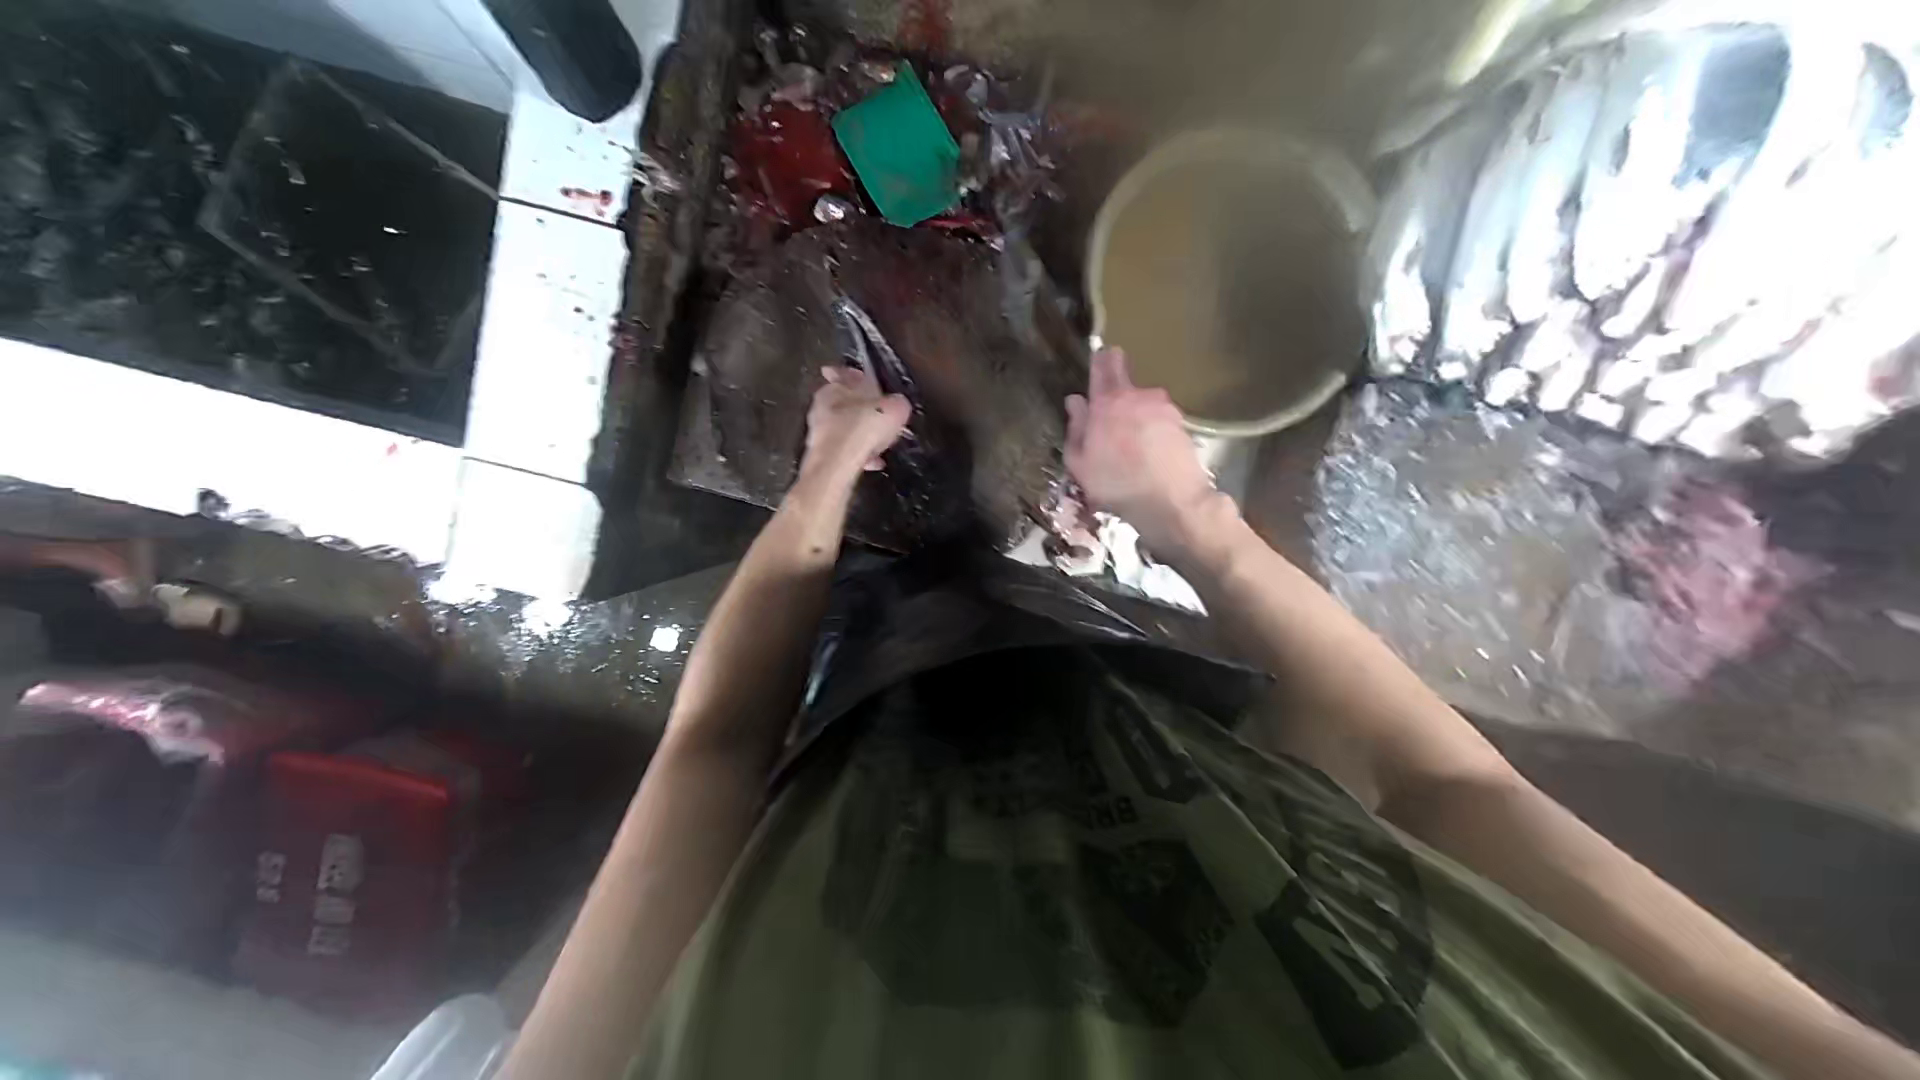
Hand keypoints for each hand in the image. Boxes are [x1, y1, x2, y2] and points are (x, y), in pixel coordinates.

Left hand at [799, 364, 911, 487]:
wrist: (838, 464)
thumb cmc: (864, 426)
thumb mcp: (894, 408)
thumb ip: (897, 403)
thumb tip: (898, 403)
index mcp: (833, 389)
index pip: (845, 376)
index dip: (859, 378)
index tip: (868, 382)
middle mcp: (820, 408)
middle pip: (844, 404)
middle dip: (860, 410)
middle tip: (878, 416)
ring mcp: (818, 434)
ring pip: (843, 430)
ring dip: (860, 435)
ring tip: (879, 443)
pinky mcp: (821, 457)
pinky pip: (844, 452)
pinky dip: (858, 455)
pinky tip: (873, 463)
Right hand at [1064, 348, 1227, 554]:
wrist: (1172, 501)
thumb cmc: (1116, 484)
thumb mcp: (1080, 463)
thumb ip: (1076, 428)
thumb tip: (1075, 401)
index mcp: (1107, 402)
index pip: (1103, 365)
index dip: (1100, 360)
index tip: (1099, 359)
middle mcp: (1137, 396)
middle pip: (1125, 379)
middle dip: (1116, 390)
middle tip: (1110, 416)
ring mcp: (1164, 407)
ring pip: (1143, 402)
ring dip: (1136, 414)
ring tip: (1130, 444)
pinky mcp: (1182, 423)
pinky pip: (1160, 419)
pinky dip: (1152, 429)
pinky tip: (1149, 452)